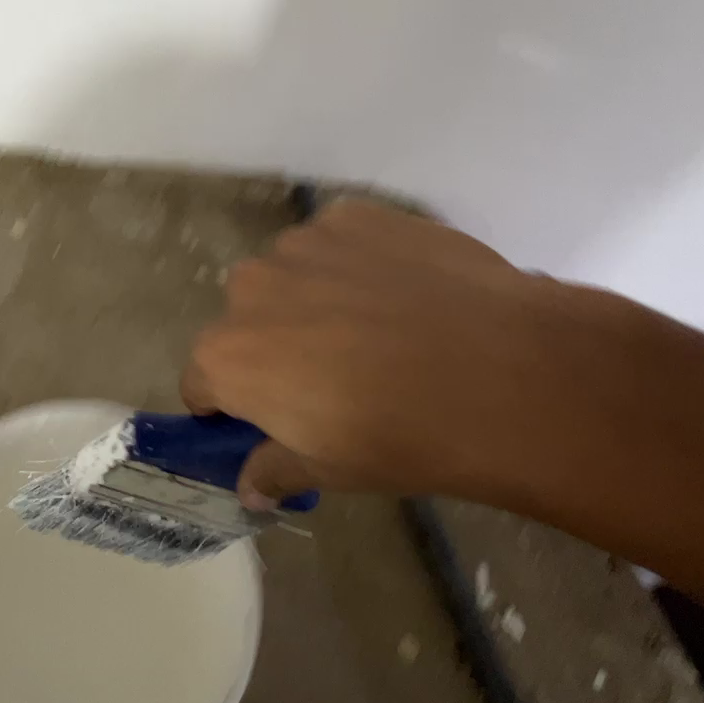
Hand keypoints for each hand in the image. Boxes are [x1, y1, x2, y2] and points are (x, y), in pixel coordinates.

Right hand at [183, 199, 628, 507]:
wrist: (502, 371)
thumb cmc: (401, 435)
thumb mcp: (329, 471)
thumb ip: (273, 471)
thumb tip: (250, 487)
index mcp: (227, 355)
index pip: (200, 382)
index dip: (228, 405)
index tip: (267, 418)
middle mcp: (248, 288)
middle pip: (246, 321)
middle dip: (273, 344)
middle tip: (332, 375)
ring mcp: (301, 243)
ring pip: (292, 276)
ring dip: (314, 298)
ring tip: (379, 328)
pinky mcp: (352, 215)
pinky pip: (337, 244)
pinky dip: (356, 265)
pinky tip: (405, 293)